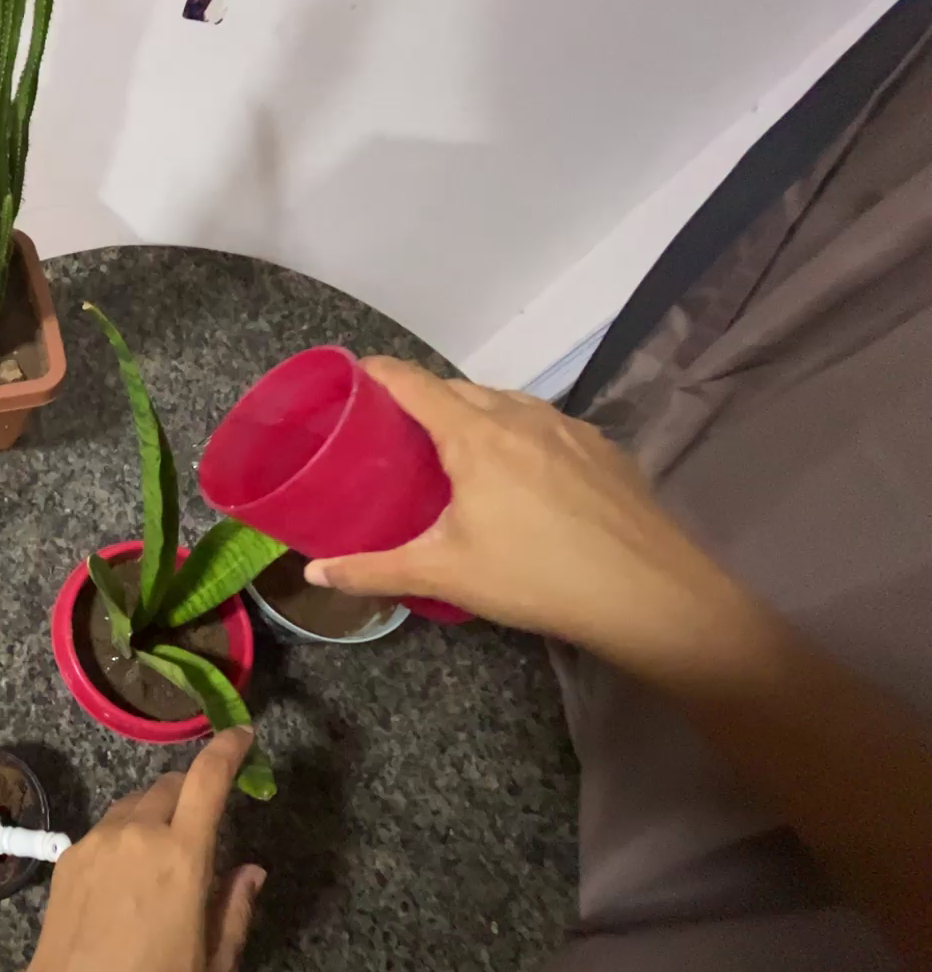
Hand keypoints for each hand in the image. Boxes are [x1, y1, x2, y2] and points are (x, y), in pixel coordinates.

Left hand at [23, 728, 265, 971]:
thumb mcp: (213, 964)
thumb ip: (235, 908)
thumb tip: (252, 869)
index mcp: (182, 856)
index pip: (208, 781)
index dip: (227, 749)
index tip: (242, 733)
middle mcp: (137, 832)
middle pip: (170, 786)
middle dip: (192, 792)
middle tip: (204, 820)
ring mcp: (98, 839)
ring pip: (135, 803)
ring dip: (156, 813)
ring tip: (164, 855)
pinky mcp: (70, 853)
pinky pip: (106, 827)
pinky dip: (125, 835)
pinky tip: (126, 877)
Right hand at [304, 358, 755, 653]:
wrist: (658, 601)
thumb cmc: (536, 577)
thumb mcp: (441, 573)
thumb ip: (370, 570)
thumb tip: (313, 574)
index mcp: (475, 437)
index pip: (414, 383)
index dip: (378, 371)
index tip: (351, 373)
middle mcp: (520, 417)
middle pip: (456, 386)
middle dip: (418, 393)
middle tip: (387, 423)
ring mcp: (569, 429)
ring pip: (502, 399)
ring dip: (467, 407)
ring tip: (445, 439)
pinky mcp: (602, 448)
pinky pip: (540, 418)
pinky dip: (511, 424)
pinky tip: (512, 463)